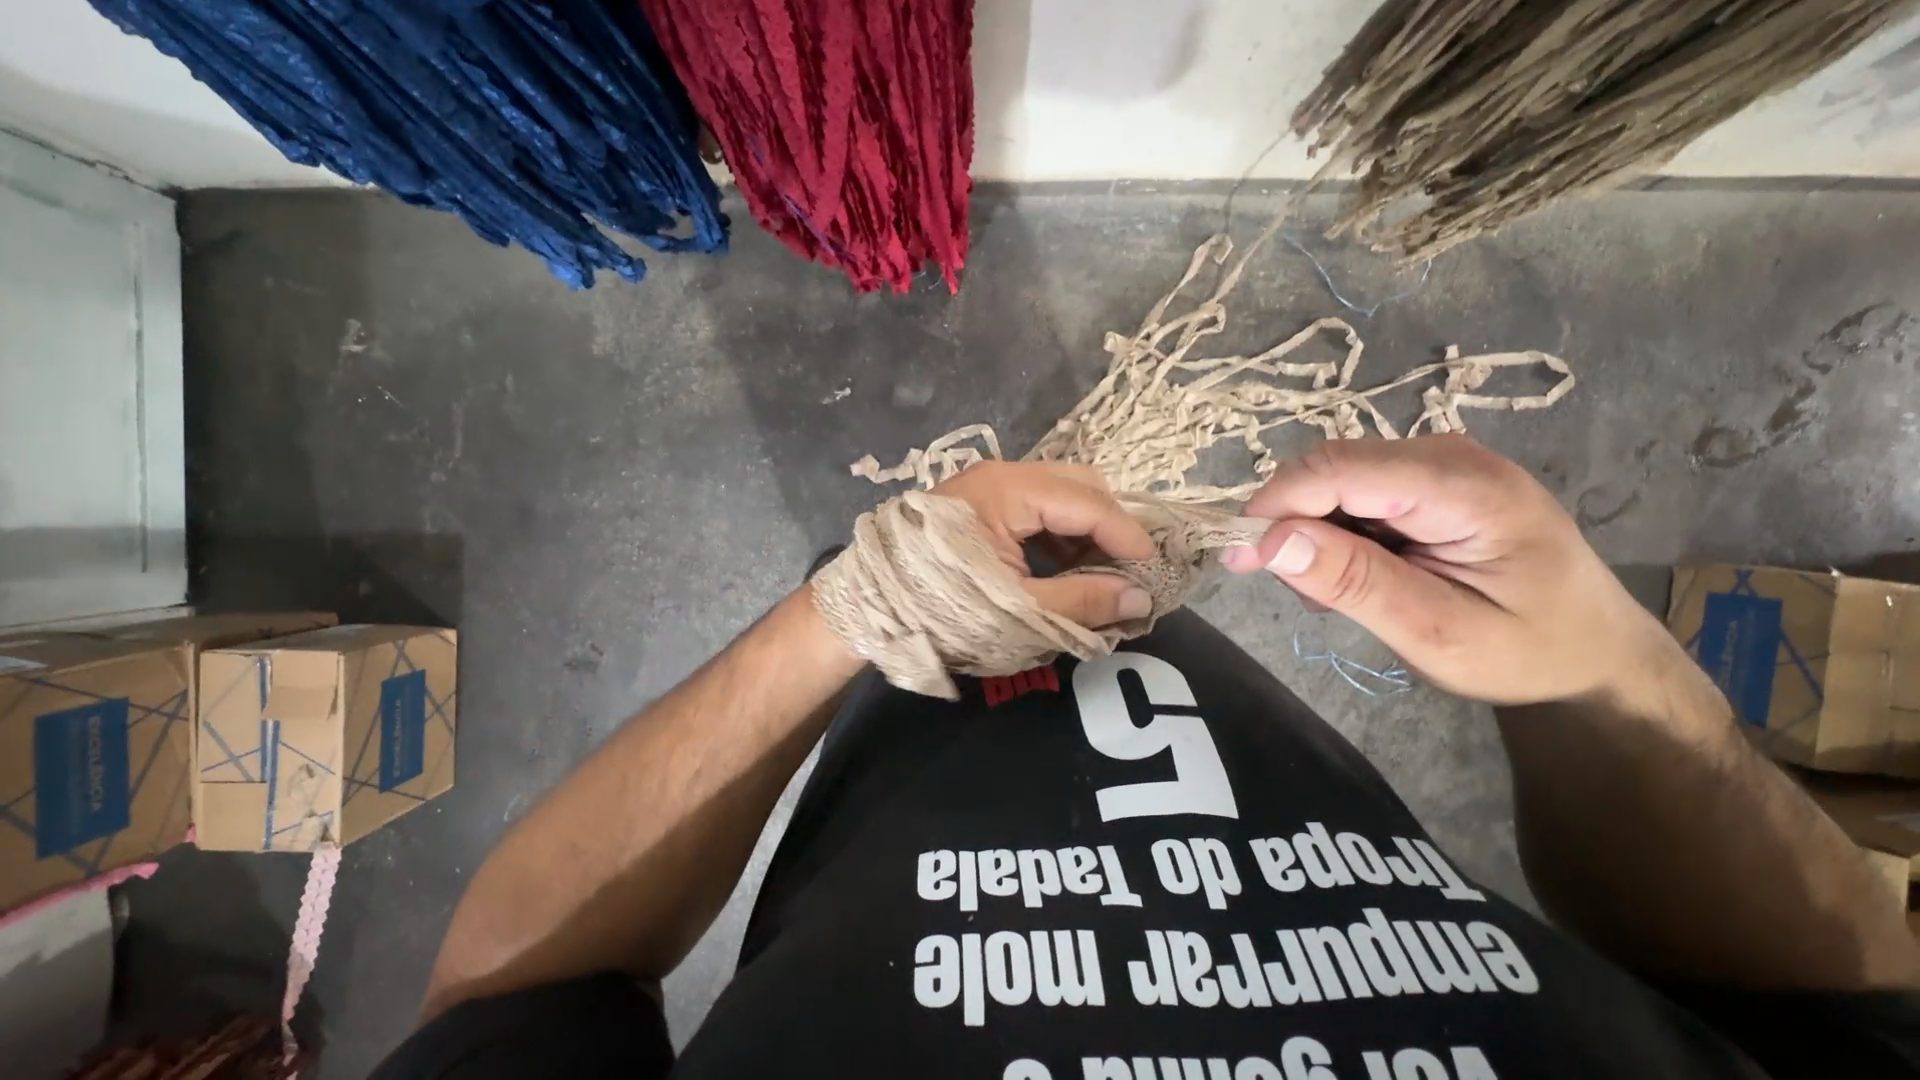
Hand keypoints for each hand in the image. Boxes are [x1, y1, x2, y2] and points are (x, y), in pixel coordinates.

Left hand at [931, 462, 1157, 629]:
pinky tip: (1065, 573)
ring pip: (1059, 495)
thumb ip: (1081, 601)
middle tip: (1128, 572)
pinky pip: (1035, 510)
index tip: (1154, 573)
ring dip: (1086, 533)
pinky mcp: (978, 506)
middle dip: (1110, 526)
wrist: (868, 610)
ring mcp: (987, 487)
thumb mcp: (1017, 611)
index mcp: (1009, 490)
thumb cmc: (940, 609)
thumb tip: (1140, 598)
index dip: (1128, 537)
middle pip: (1079, 485)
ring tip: (1100, 580)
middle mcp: (1001, 475)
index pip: (1090, 503)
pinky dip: (1059, 537)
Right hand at [1221, 435, 1682, 704]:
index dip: (1276, 506)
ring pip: (1336, 478)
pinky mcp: (1431, 479)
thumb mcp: (1438, 633)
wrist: (1594, 654)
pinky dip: (1337, 532)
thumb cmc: (1528, 652)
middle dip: (1293, 523)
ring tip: (1338, 594)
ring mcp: (1441, 463)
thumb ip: (1357, 583)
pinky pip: (1356, 490)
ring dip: (1314, 532)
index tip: (1242, 561)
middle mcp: (1449, 455)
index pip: (1337, 468)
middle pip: (1331, 467)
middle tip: (1303, 594)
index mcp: (1465, 487)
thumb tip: (1271, 540)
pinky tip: (1361, 574)